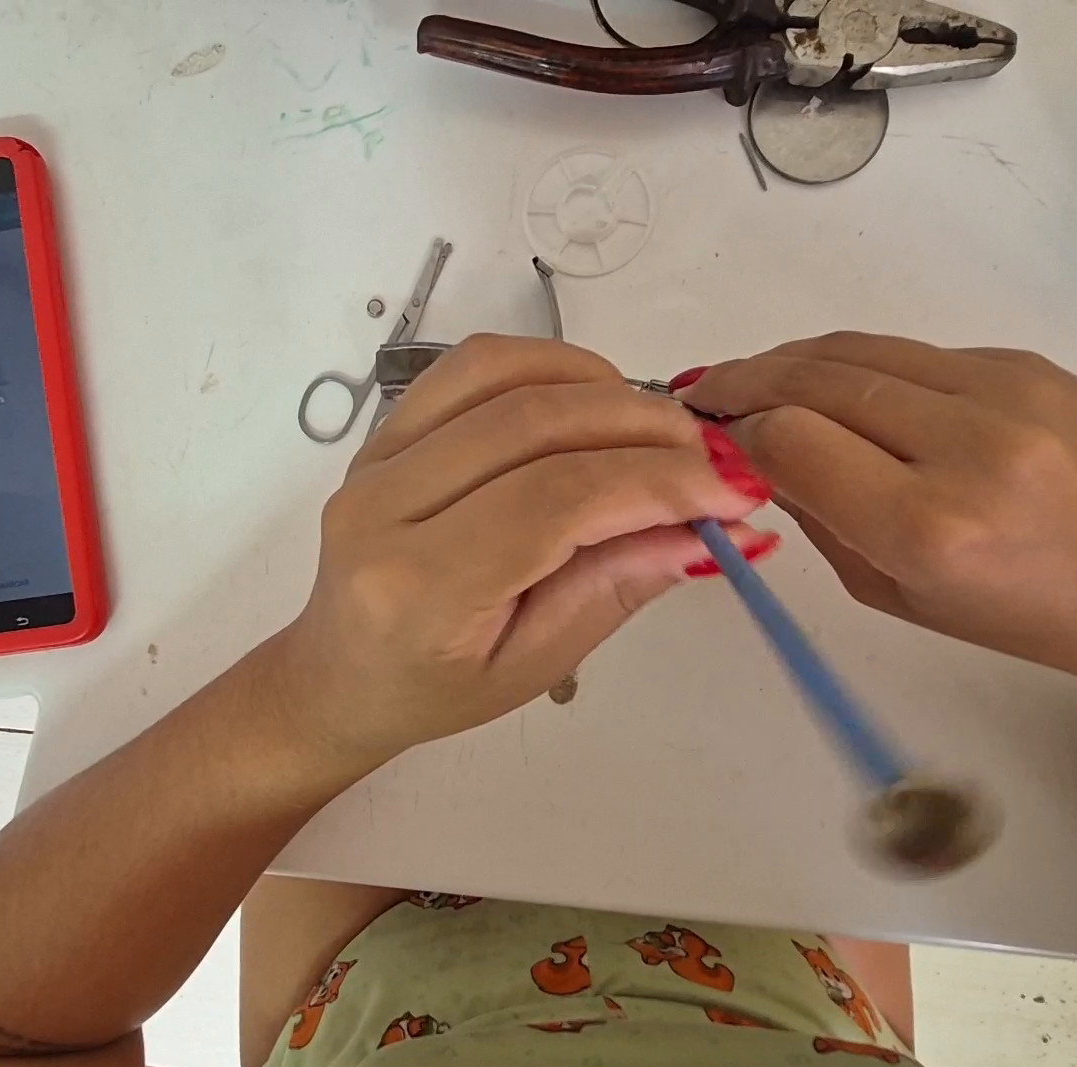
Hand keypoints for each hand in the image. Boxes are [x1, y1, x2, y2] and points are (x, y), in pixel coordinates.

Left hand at [276, 334, 775, 763]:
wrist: (340, 673)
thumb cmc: (433, 691)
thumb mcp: (533, 666)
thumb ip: (614, 587)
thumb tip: (716, 526)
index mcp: (419, 586)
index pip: (553, 500)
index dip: (656, 481)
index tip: (735, 488)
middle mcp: (382, 507)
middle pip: (529, 425)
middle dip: (641, 427)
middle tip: (712, 454)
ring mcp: (371, 460)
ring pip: (497, 374)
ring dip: (596, 384)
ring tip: (654, 429)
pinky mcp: (377, 434)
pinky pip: (467, 369)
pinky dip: (543, 365)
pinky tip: (588, 401)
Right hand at [676, 332, 1076, 701]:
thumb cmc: (1017, 615)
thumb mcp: (886, 589)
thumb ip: (815, 514)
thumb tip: (756, 451)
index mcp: (928, 525)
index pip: (788, 440)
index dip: (735, 434)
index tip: (710, 442)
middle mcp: (969, 446)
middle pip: (812, 380)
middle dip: (740, 382)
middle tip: (699, 393)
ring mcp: (1009, 391)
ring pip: (854, 350)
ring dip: (784, 362)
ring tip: (747, 380)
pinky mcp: (1030, 364)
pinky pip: (907, 354)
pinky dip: (848, 365)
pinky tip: (829, 388)